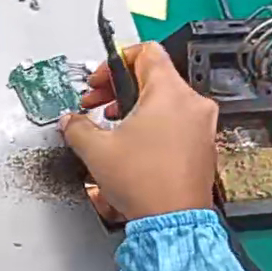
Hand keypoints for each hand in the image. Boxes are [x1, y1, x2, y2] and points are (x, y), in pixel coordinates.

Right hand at [60, 42, 217, 220]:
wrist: (172, 218)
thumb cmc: (145, 183)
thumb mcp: (96, 150)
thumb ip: (77, 127)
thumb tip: (70, 121)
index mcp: (168, 92)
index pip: (146, 52)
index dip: (115, 61)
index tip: (99, 79)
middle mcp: (191, 103)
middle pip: (154, 77)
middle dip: (119, 89)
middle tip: (96, 104)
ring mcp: (201, 124)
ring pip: (164, 101)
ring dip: (134, 108)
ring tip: (111, 127)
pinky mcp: (202, 144)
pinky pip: (174, 123)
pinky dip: (151, 126)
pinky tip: (131, 146)